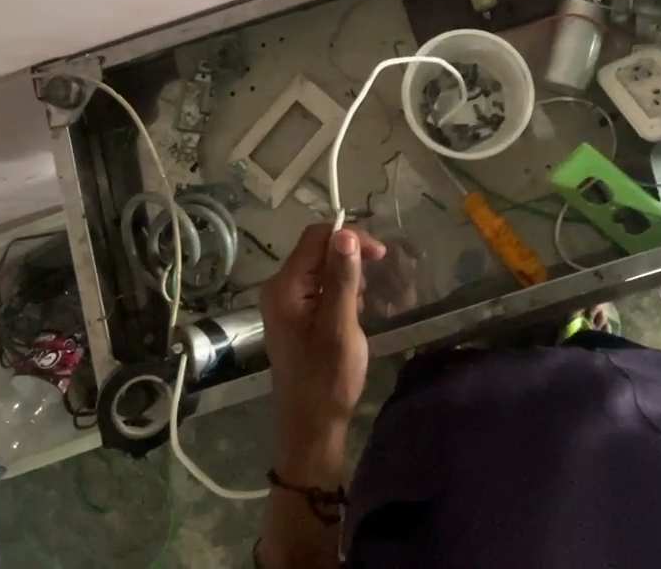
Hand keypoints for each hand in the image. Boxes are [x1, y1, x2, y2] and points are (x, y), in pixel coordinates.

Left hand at [259, 223, 385, 477]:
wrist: (311, 426)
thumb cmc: (327, 378)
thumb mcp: (339, 326)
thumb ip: (342, 279)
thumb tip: (346, 234)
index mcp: (284, 286)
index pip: (316, 237)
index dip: (349, 237)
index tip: (380, 254)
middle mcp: (280, 288)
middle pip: (318, 251)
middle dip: (350, 260)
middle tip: (376, 282)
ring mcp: (286, 303)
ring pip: (322, 269)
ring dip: (348, 279)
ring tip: (361, 308)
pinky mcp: (296, 316)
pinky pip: (320, 289)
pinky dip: (341, 294)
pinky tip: (352, 316)